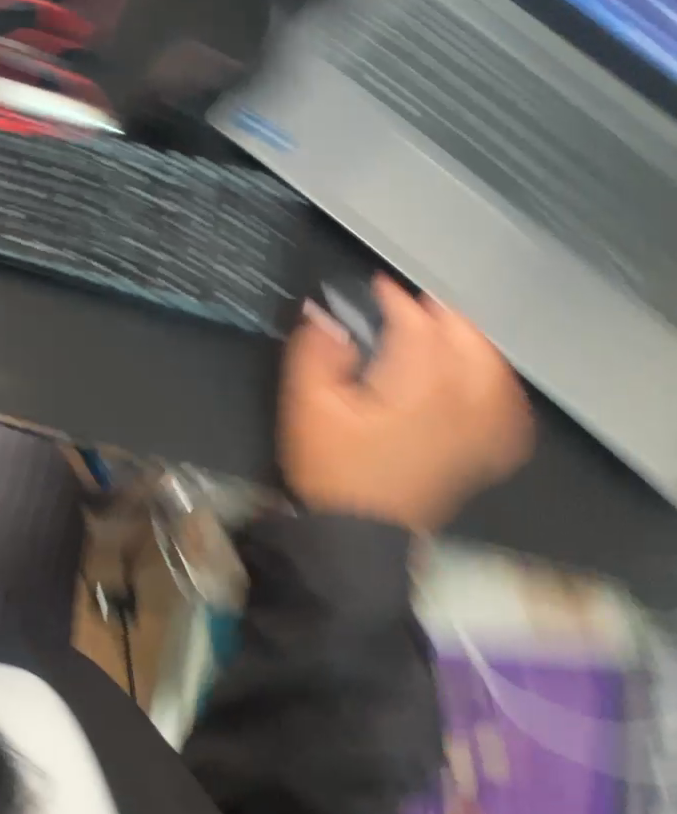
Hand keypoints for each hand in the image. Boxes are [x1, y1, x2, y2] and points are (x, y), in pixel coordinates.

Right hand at [280, 275, 533, 533]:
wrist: (360, 526)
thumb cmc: (329, 465)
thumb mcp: (305, 408)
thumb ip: (314, 356)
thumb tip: (323, 314)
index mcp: (421, 384)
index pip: (417, 325)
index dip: (396, 301)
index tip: (375, 287)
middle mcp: (468, 397)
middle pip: (465, 338)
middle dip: (437, 315)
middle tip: (408, 305)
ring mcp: (487, 424)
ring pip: (492, 364)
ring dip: (468, 340)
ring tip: (441, 331)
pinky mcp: (490, 445)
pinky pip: (507, 399)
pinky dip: (493, 378)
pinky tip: (476, 376)